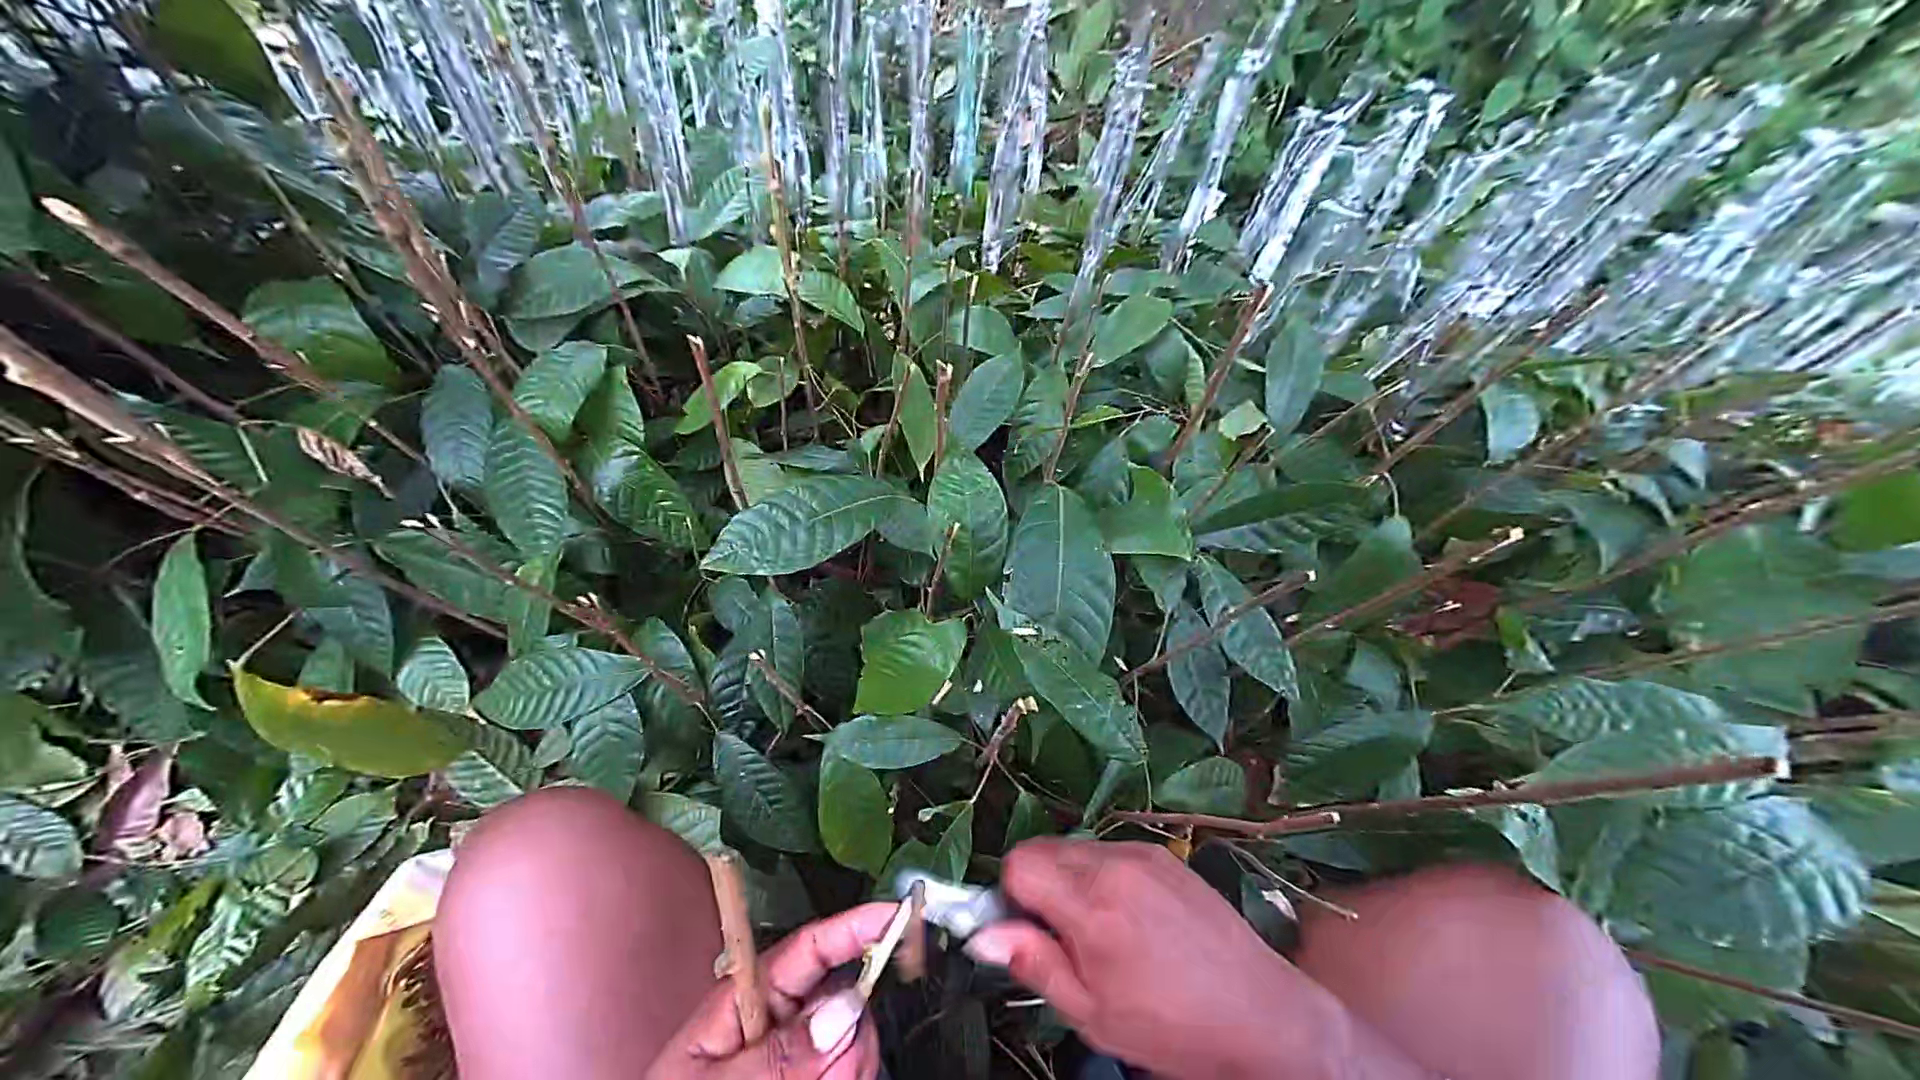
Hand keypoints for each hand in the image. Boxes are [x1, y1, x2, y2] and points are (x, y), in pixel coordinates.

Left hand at [646, 902, 894, 1079]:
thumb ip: (778, 1054)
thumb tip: (847, 1008)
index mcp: (749, 997)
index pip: (810, 946)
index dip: (856, 925)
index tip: (898, 914)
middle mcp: (781, 1015)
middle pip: (846, 999)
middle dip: (852, 1035)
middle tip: (830, 1077)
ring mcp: (799, 1049)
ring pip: (856, 1042)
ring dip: (847, 1071)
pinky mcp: (816, 1072)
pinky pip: (851, 1070)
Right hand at [965, 838, 1364, 1079]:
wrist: (1263, 1016)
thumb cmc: (1172, 1028)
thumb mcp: (1093, 1014)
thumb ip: (1034, 963)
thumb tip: (983, 934)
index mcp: (1092, 905)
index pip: (1019, 862)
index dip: (1013, 895)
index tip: (1030, 929)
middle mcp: (1113, 863)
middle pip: (1042, 848)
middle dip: (1038, 885)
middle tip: (1064, 936)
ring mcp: (1141, 852)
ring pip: (1074, 847)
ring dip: (1069, 878)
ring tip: (1102, 929)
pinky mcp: (1162, 853)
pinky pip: (1108, 849)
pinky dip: (1100, 873)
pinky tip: (1129, 915)